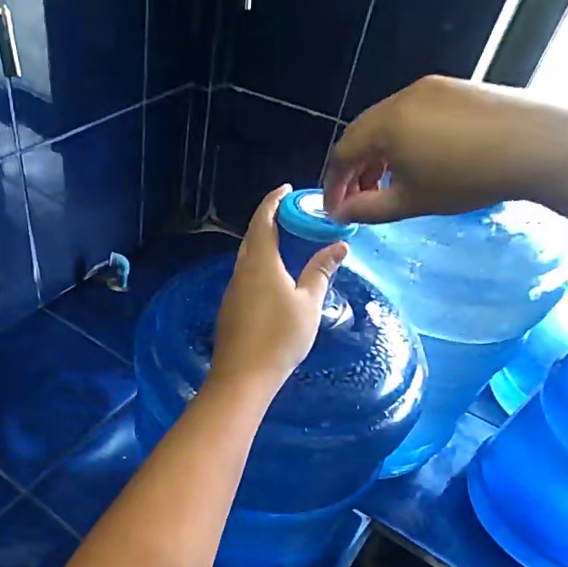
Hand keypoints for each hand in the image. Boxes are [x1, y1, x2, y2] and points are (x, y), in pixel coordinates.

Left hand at [209, 185, 347, 396]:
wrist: (242, 376)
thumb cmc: (280, 337)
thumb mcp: (308, 303)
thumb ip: (321, 272)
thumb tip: (338, 247)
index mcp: (260, 263)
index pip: (263, 221)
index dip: (274, 202)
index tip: (287, 189)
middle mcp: (241, 272)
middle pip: (253, 238)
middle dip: (269, 221)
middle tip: (291, 214)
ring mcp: (232, 291)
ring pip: (247, 259)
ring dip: (264, 245)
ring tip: (286, 242)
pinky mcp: (230, 309)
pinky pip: (245, 277)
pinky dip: (259, 266)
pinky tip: (273, 277)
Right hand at [323, 75, 560, 223]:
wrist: (539, 144)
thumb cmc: (467, 178)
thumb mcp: (410, 202)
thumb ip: (368, 209)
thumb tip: (342, 212)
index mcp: (384, 124)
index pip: (341, 153)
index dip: (334, 185)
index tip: (336, 211)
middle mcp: (401, 98)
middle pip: (361, 134)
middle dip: (353, 169)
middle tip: (358, 199)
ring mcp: (431, 89)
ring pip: (387, 123)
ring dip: (377, 155)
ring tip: (387, 185)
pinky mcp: (455, 89)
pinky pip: (413, 114)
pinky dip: (402, 140)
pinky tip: (418, 163)